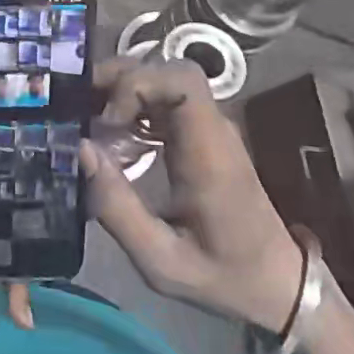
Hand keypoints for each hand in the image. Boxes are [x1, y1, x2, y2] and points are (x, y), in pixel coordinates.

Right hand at [84, 58, 304, 331]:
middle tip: (78, 108)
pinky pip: (165, 102)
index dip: (138, 85)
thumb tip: (80, 150)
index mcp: (209, 155)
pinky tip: (110, 135)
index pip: (183, 83)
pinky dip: (133, 107)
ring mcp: (209, 130)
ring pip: (165, 80)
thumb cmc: (221, 275)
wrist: (275, 282)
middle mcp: (213, 130)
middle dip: (120, 80)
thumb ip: (118, 209)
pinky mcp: (202, 137)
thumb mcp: (160, 260)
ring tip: (87, 121)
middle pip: (170, 71)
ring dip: (123, 91)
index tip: (106, 120)